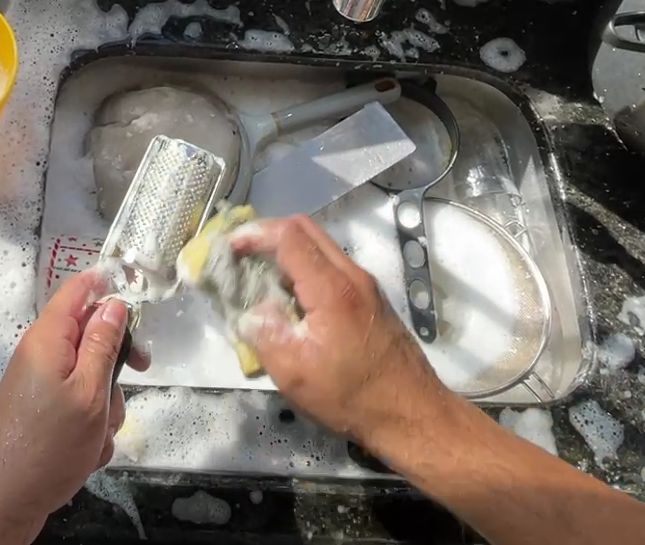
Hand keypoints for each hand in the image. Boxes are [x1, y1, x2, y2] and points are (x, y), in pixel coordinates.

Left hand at [0, 267, 141, 544]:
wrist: (1, 504)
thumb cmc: (49, 444)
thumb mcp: (89, 392)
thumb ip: (104, 344)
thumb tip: (114, 303)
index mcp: (49, 337)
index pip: (77, 289)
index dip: (106, 285)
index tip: (137, 296)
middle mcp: (41, 354)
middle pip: (89, 337)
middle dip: (114, 362)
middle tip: (139, 375)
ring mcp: (39, 385)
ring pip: (88, 377)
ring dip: (103, 404)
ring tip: (98, 435)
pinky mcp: (41, 413)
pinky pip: (76, 406)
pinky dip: (88, 426)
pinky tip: (85, 453)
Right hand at [232, 215, 445, 447]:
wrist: (414, 416)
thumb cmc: (352, 397)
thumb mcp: (295, 373)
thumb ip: (265, 332)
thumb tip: (251, 307)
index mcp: (331, 288)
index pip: (288, 236)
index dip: (254, 234)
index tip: (230, 247)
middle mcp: (351, 274)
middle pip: (305, 228)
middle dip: (268, 233)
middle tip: (242, 252)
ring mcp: (365, 283)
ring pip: (320, 244)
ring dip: (287, 248)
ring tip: (261, 273)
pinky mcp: (370, 296)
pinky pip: (331, 263)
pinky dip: (305, 264)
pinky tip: (291, 293)